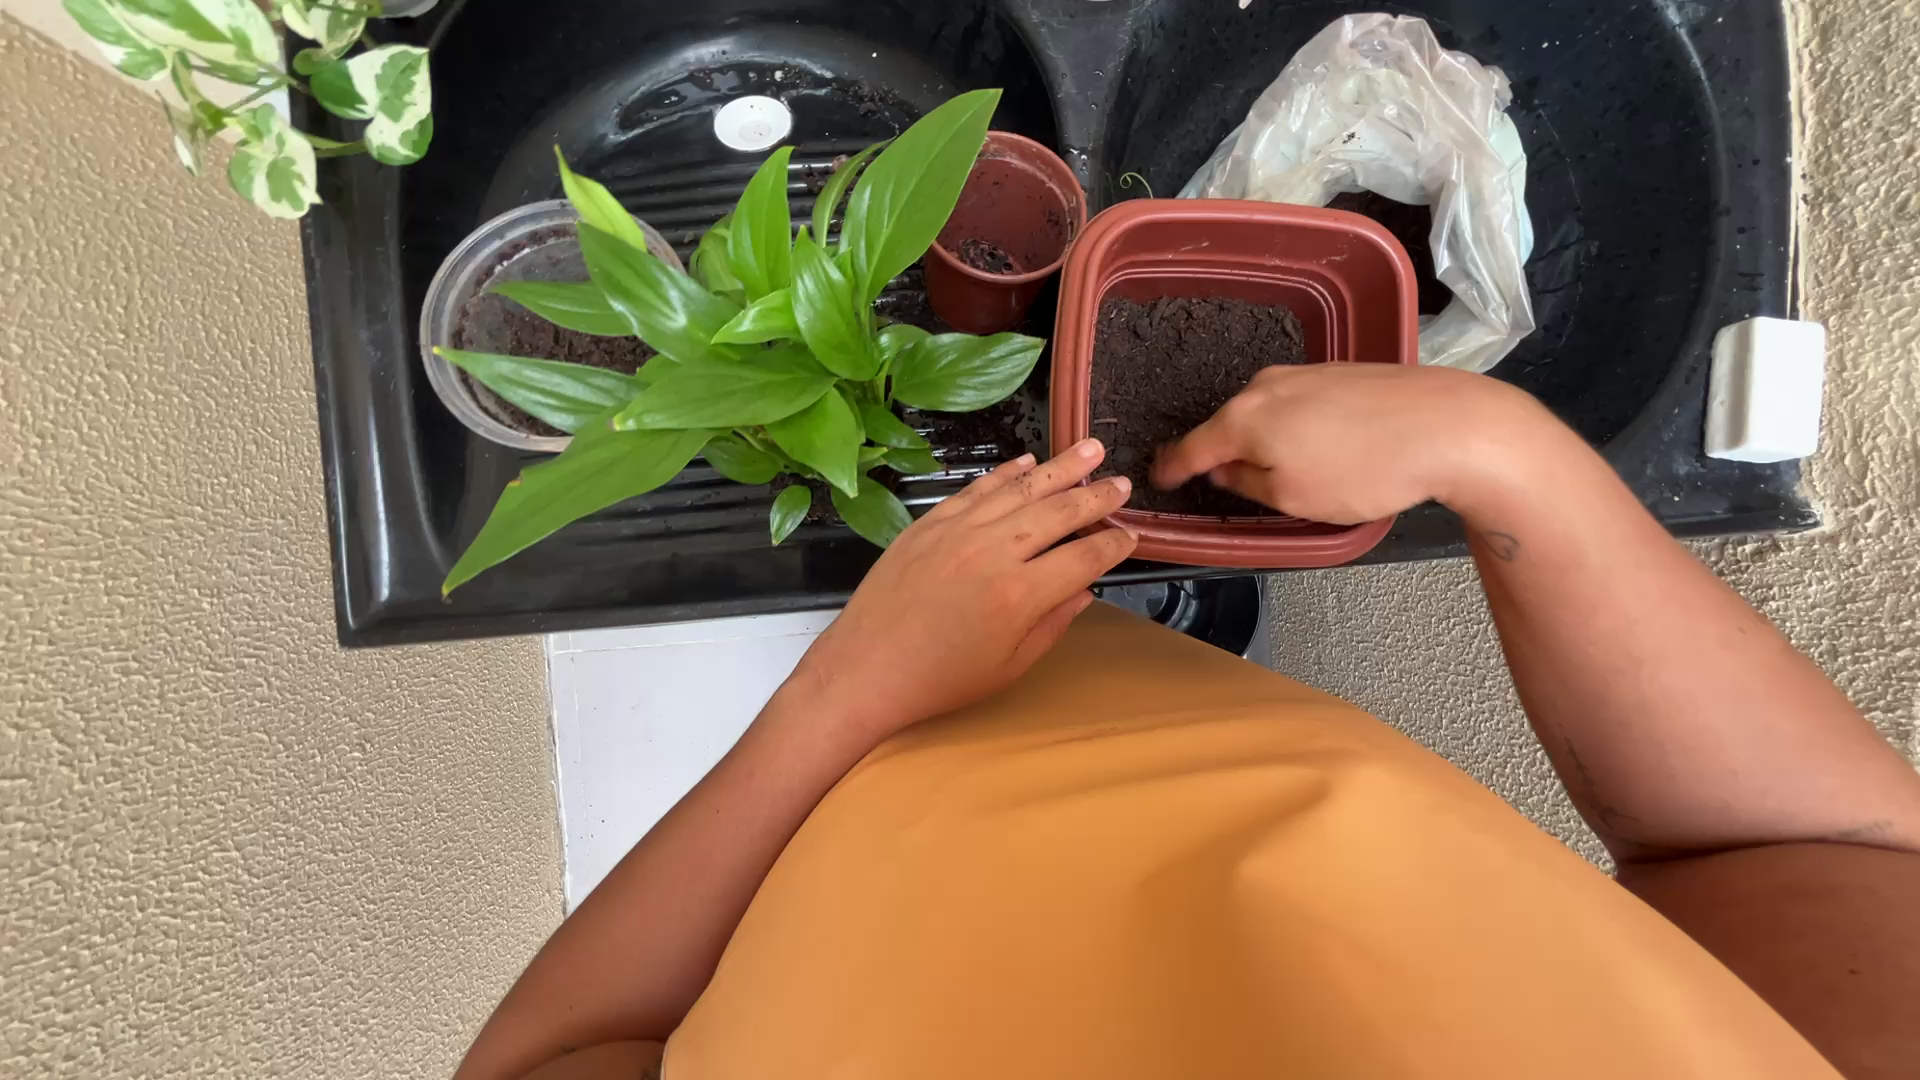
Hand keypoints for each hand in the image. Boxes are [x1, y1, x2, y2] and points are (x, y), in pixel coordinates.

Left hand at [781, 439, 1137, 746]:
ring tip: (1091, 449)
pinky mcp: (930, 522)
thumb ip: (1052, 624)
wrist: (867, 669)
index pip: (1084, 558)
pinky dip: (1005, 473)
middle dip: (1096, 496)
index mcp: (1020, 595)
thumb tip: (1082, 590)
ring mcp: (959, 530)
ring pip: (1021, 489)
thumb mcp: (1009, 667)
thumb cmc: (941, 680)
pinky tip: (1028, 462)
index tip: (1131, 536)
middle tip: (1122, 483)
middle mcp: (994, 552)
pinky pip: (977, 489)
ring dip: (1060, 468)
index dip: (1113, 545)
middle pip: (1059, 512)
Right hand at [1150, 362, 1551, 522]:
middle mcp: (1264, 386)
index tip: (1158, 480)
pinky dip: (1287, 427)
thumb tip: (1224, 470)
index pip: (1190, 447)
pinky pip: (1292, 403)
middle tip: (1212, 480)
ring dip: (1255, 440)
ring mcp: (1302, 373)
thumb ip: (1245, 483)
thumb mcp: (1293, 497)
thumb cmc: (1366, 470)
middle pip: (1225, 426)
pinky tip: (1310, 446)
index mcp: (1243, 418)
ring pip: (1260, 413)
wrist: (1456, 426)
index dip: (1171, 468)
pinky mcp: (1337, 371)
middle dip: (1215, 453)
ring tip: (1268, 469)